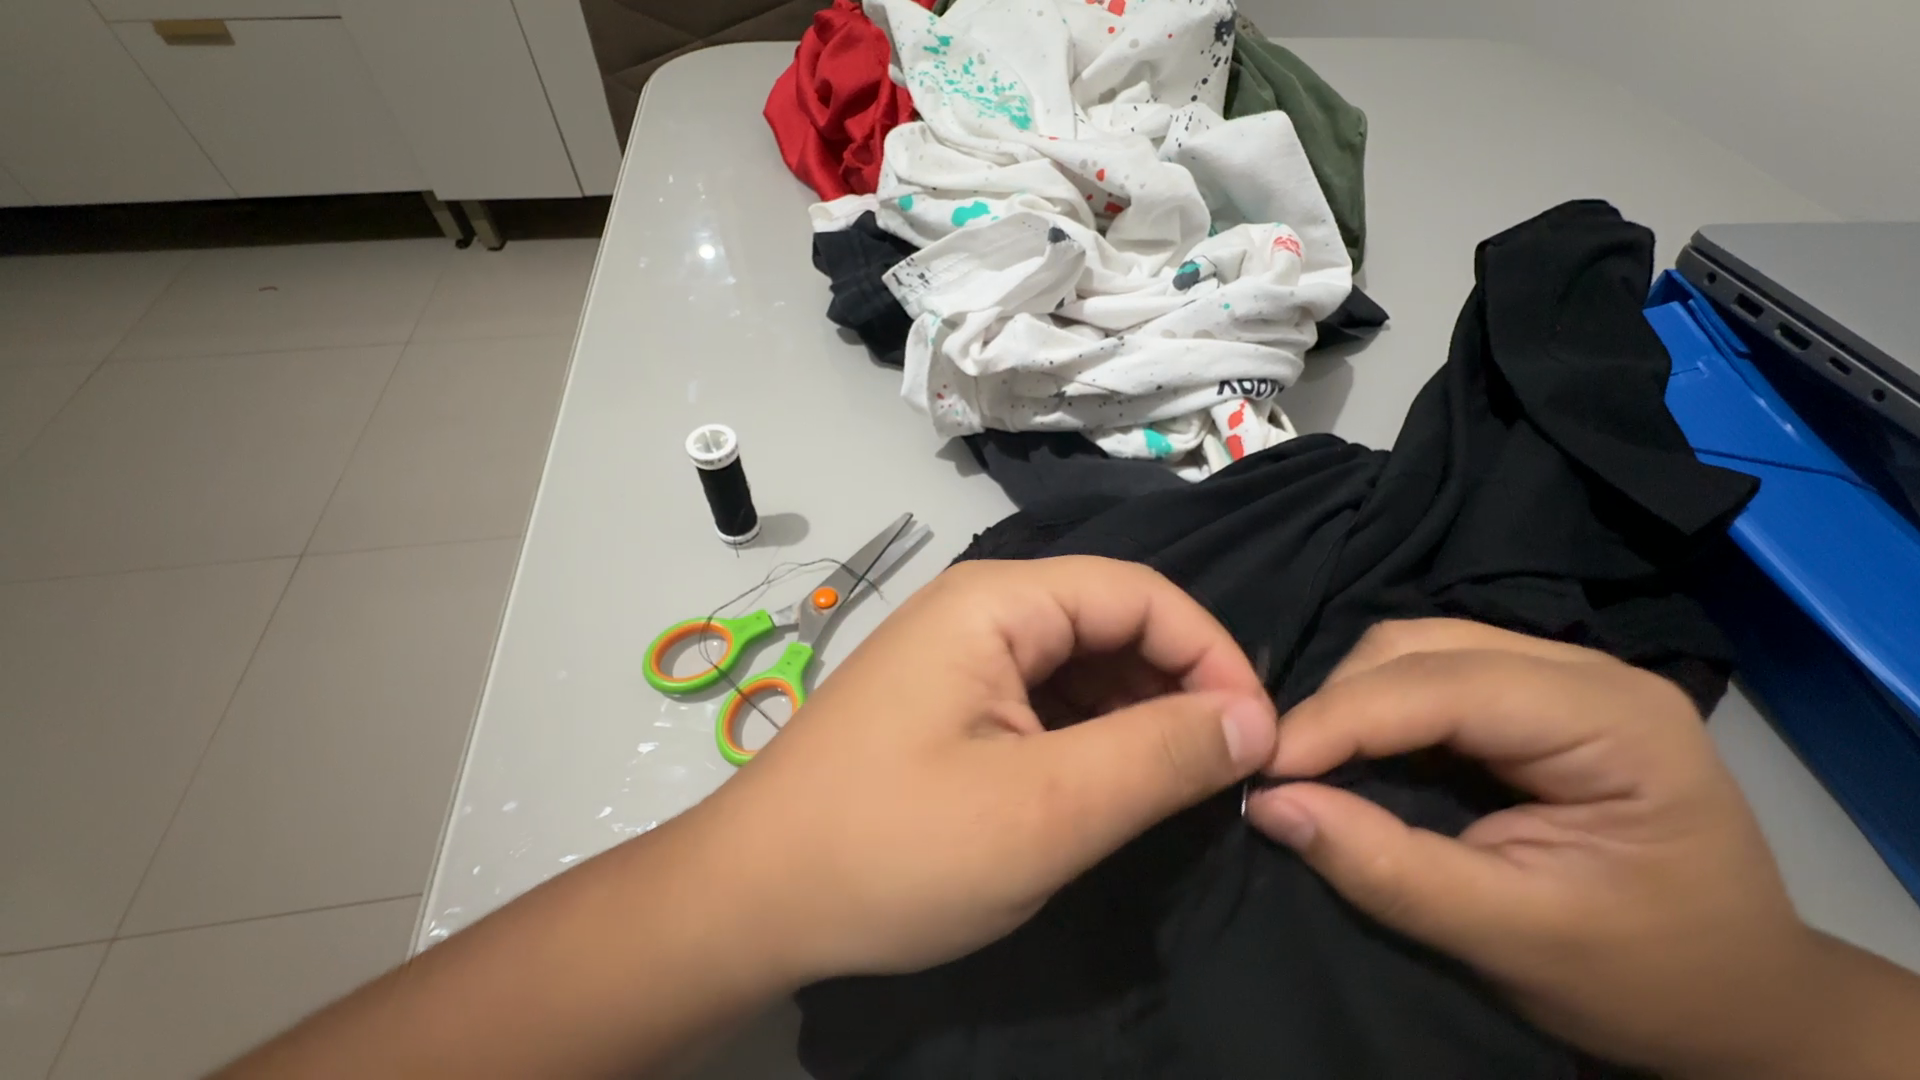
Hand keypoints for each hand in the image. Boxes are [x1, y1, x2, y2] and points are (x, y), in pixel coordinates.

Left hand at [681, 556, 1277, 982]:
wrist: (751, 898)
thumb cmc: (894, 847)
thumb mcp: (1044, 810)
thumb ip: (1157, 756)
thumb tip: (1253, 720)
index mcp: (996, 603)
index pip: (1140, 593)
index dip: (1212, 656)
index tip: (1258, 740)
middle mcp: (976, 611)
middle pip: (1109, 622)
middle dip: (1176, 687)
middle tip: (1220, 772)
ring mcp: (956, 657)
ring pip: (1078, 664)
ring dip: (1135, 716)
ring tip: (1168, 788)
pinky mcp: (946, 703)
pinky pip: (1040, 700)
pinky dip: (1088, 736)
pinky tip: (1104, 787)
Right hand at [1244, 619, 1890, 1077]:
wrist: (1738, 996)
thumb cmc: (1646, 977)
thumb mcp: (1513, 939)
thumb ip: (1388, 869)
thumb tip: (1269, 804)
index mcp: (1611, 721)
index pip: (1443, 686)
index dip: (1339, 718)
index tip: (1262, 770)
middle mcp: (1584, 670)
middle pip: (1417, 647)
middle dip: (1337, 705)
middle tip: (1282, 772)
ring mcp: (1559, 675)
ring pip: (1410, 648)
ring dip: (1347, 701)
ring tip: (1310, 763)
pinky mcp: (1530, 695)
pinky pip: (1422, 672)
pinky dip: (1371, 707)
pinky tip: (1354, 751)